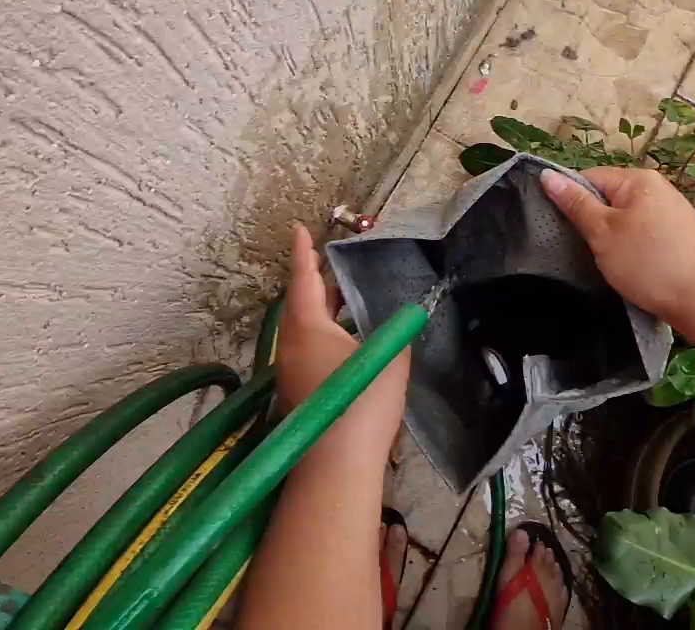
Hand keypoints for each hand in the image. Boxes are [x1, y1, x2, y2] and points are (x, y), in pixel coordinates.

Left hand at [275, 223, 407, 455]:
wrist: (336, 465)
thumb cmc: (361, 401)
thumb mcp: (387, 357)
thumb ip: (394, 332)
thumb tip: (403, 318)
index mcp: (307, 326)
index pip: (303, 278)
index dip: (303, 252)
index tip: (300, 230)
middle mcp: (291, 345)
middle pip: (301, 303)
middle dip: (315, 281)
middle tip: (329, 262)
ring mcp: (291, 373)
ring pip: (304, 329)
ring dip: (321, 310)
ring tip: (344, 298)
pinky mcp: (298, 395)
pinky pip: (308, 350)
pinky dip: (324, 335)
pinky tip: (347, 343)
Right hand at [539, 167, 694, 330]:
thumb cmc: (648, 262)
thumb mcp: (602, 232)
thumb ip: (575, 203)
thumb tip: (547, 175)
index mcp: (638, 179)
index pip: (590, 178)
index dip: (572, 201)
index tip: (564, 229)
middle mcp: (658, 188)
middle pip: (610, 199)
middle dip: (595, 223)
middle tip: (586, 250)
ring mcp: (674, 213)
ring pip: (628, 220)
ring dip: (614, 239)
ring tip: (611, 263)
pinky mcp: (682, 237)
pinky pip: (646, 235)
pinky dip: (635, 250)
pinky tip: (634, 270)